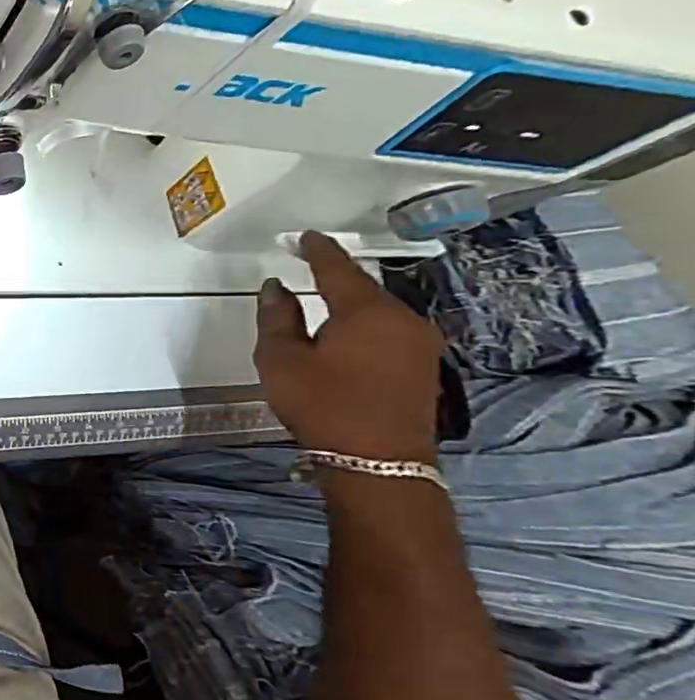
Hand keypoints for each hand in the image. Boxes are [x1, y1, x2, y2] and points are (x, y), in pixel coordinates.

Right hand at [254, 231, 444, 461]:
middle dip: (335, 275)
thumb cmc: (323, 403)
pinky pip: (388, 328)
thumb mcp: (281, 358)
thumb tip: (277, 288)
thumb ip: (277, 317)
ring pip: (378, 309)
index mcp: (367, 312)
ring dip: (350, 300)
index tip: (305, 237)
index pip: (338, 269)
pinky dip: (363, 321)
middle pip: (364, 288)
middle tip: (308, 262)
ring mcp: (419, 345)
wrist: (377, 462)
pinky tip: (345, 327)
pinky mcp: (422, 366)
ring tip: (322, 294)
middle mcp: (403, 320)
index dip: (318, 250)